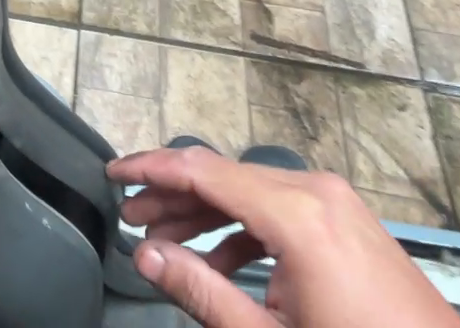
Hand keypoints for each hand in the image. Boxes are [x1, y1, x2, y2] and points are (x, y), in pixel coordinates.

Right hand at [109, 146, 459, 327]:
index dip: (149, 168)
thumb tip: (144, 256)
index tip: (112, 173)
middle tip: (130, 218)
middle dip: (172, 197)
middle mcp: (315, 191)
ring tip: (164, 240)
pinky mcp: (347, 221)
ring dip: (204, 214)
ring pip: (249, 191)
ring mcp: (336, 203)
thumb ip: (201, 291)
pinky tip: (220, 264)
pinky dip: (243, 229)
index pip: (202, 171)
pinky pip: (279, 209)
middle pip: (223, 177)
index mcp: (295, 213)